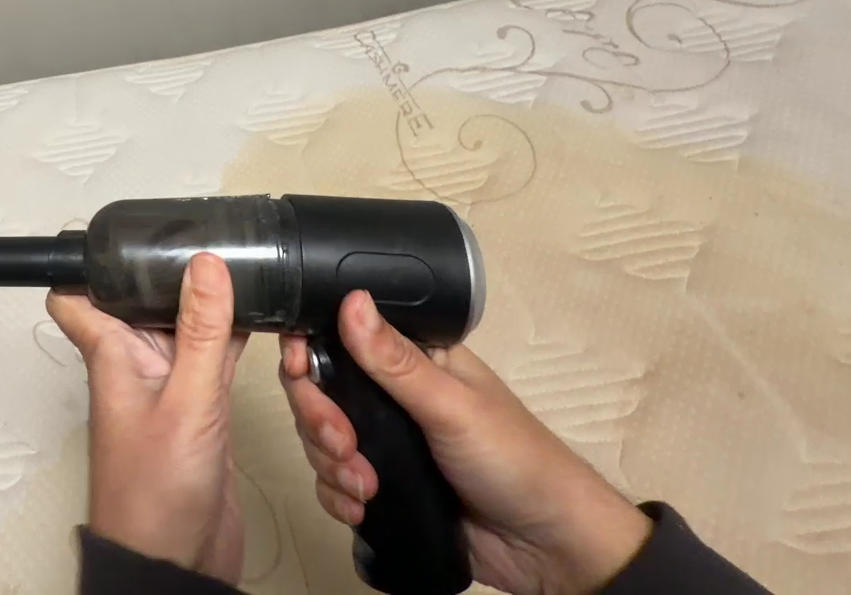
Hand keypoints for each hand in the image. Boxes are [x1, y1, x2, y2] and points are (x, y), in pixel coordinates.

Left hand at [46, 252, 249, 581]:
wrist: (175, 564)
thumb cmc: (152, 499)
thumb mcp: (187, 403)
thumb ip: (202, 335)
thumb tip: (207, 267)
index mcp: (111, 352)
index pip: (78, 293)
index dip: (89, 261)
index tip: (119, 230)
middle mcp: (133, 361)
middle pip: (141, 298)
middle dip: (166, 270)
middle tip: (202, 234)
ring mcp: (167, 382)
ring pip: (183, 322)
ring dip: (205, 301)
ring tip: (239, 267)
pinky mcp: (197, 405)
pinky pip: (211, 354)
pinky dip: (231, 334)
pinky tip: (257, 318)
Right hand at [280, 291, 653, 594]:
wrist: (553, 554)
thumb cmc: (514, 461)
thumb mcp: (453, 407)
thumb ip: (395, 360)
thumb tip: (351, 297)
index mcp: (405, 357)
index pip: (335, 337)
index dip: (305, 349)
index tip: (298, 369)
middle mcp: (383, 392)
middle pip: (315, 389)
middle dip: (318, 419)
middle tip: (342, 445)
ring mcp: (378, 438)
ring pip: (317, 436)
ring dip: (328, 463)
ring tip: (364, 488)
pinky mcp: (378, 482)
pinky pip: (330, 479)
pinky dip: (336, 494)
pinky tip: (359, 507)